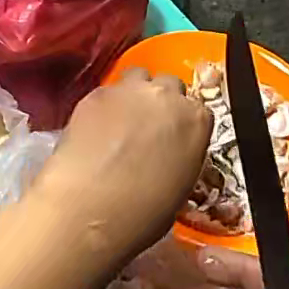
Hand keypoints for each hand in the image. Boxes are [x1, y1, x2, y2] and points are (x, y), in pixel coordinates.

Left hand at [31, 68, 209, 258]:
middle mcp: (164, 96)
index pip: (198, 110)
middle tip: (149, 128)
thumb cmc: (142, 211)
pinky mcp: (96, 92)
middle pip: (169, 85)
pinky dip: (106, 105)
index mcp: (194, 121)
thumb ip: (180, 155)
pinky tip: (97, 128)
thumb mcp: (180, 187)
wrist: (90, 205)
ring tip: (123, 121)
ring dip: (135, 94)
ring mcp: (127, 89)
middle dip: (162, 101)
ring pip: (137, 77)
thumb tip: (169, 153)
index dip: (185, 124)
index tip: (176, 137)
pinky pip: (107, 91)